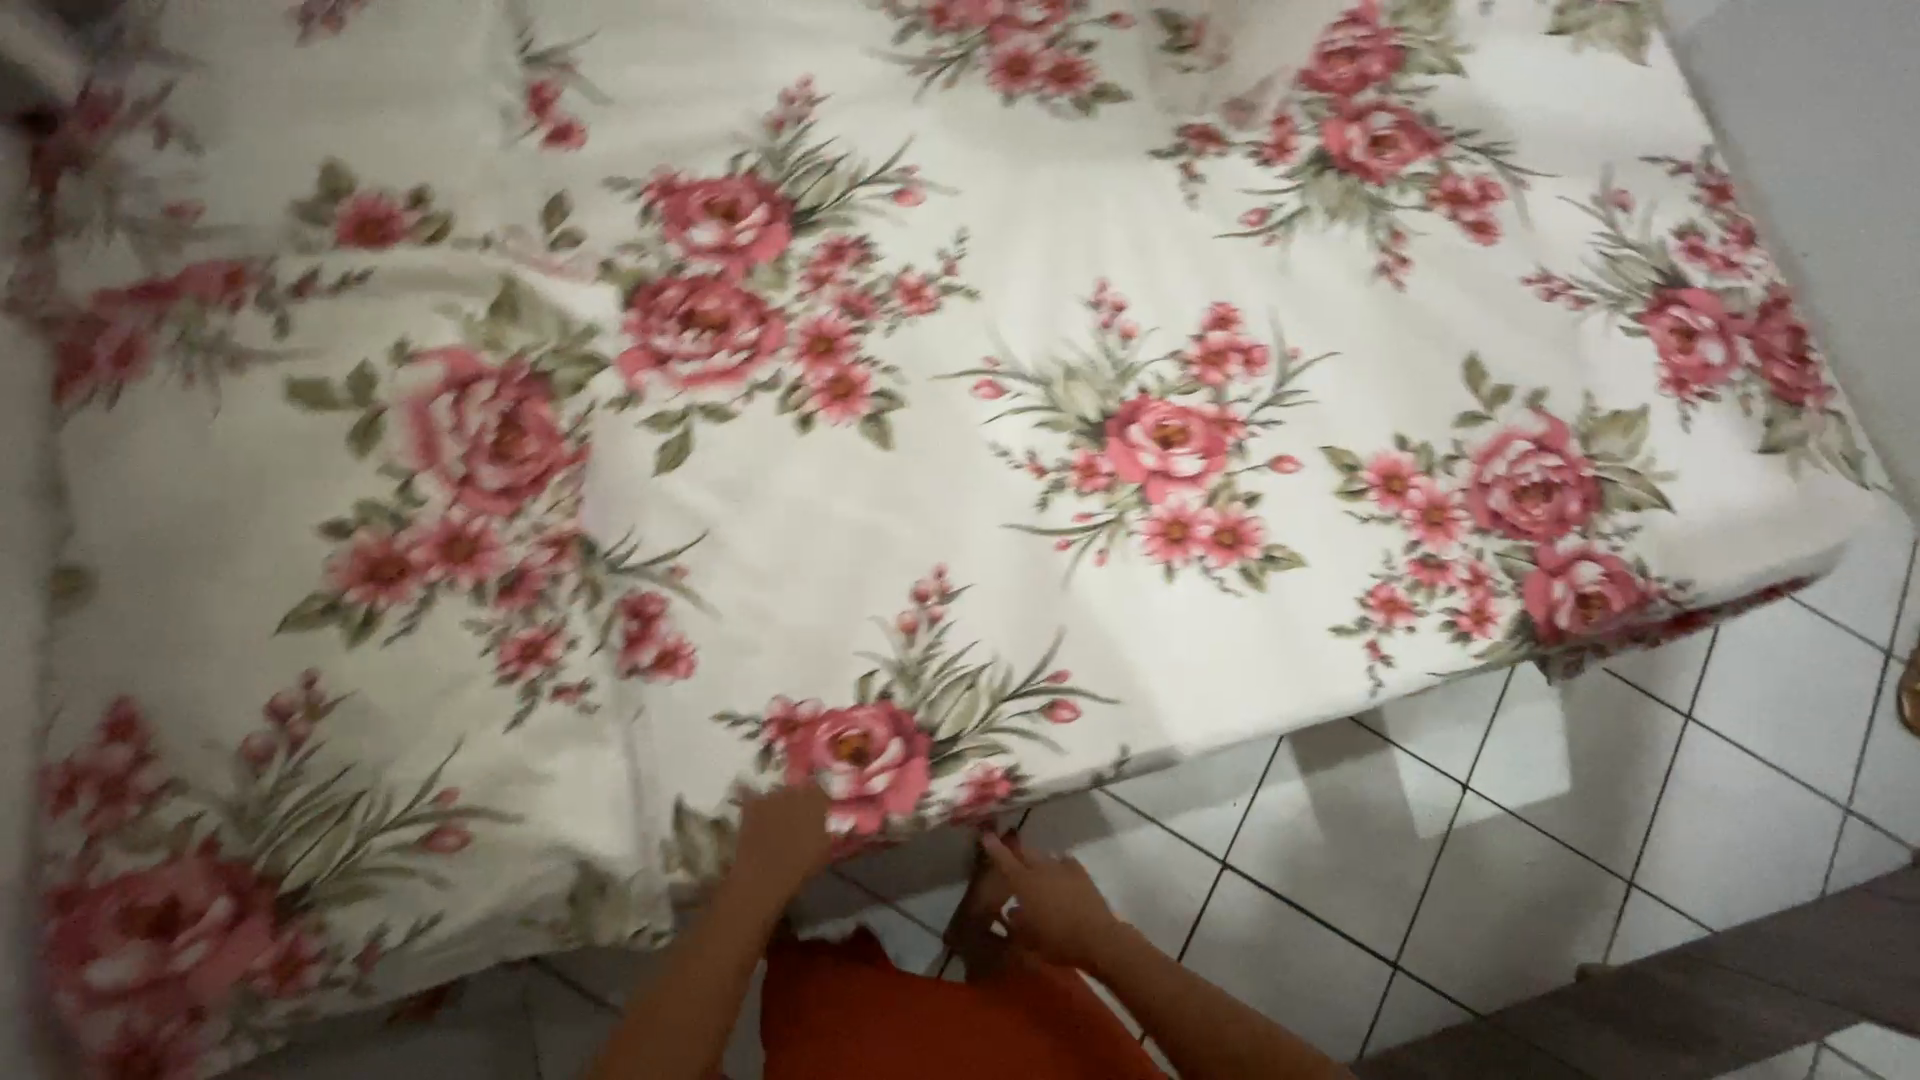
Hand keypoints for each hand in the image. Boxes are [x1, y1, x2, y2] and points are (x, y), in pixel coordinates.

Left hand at [727, 781, 832, 905]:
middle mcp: (794, 789)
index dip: (819, 799)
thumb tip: (850, 824)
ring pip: (777, 794)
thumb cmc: (801, 864)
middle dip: (798, 799)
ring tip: (777, 822)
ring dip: (779, 803)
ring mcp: (770, 795)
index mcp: (816, 797)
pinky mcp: (751, 804)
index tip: (819, 811)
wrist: (764, 874)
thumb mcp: (826, 850)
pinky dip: (758, 808)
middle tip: (798, 817)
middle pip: (798, 789)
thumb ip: (837, 832)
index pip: (820, 788)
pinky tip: (759, 822)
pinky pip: (757, 801)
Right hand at [980, 832, 1124, 972]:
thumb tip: (1013, 911)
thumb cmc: (1057, 940)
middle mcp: (1041, 869)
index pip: (1004, 860)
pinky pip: (1064, 862)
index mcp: (1024, 883)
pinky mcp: (1080, 872)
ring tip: (1038, 872)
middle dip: (1017, 853)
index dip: (994, 847)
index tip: (986, 835)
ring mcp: (1062, 867)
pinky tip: (1061, 875)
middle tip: (1012, 859)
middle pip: (1025, 853)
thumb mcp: (1029, 938)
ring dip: (1038, 862)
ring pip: (1044, 856)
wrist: (1096, 937)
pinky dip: (1059, 866)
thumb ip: (1017, 922)